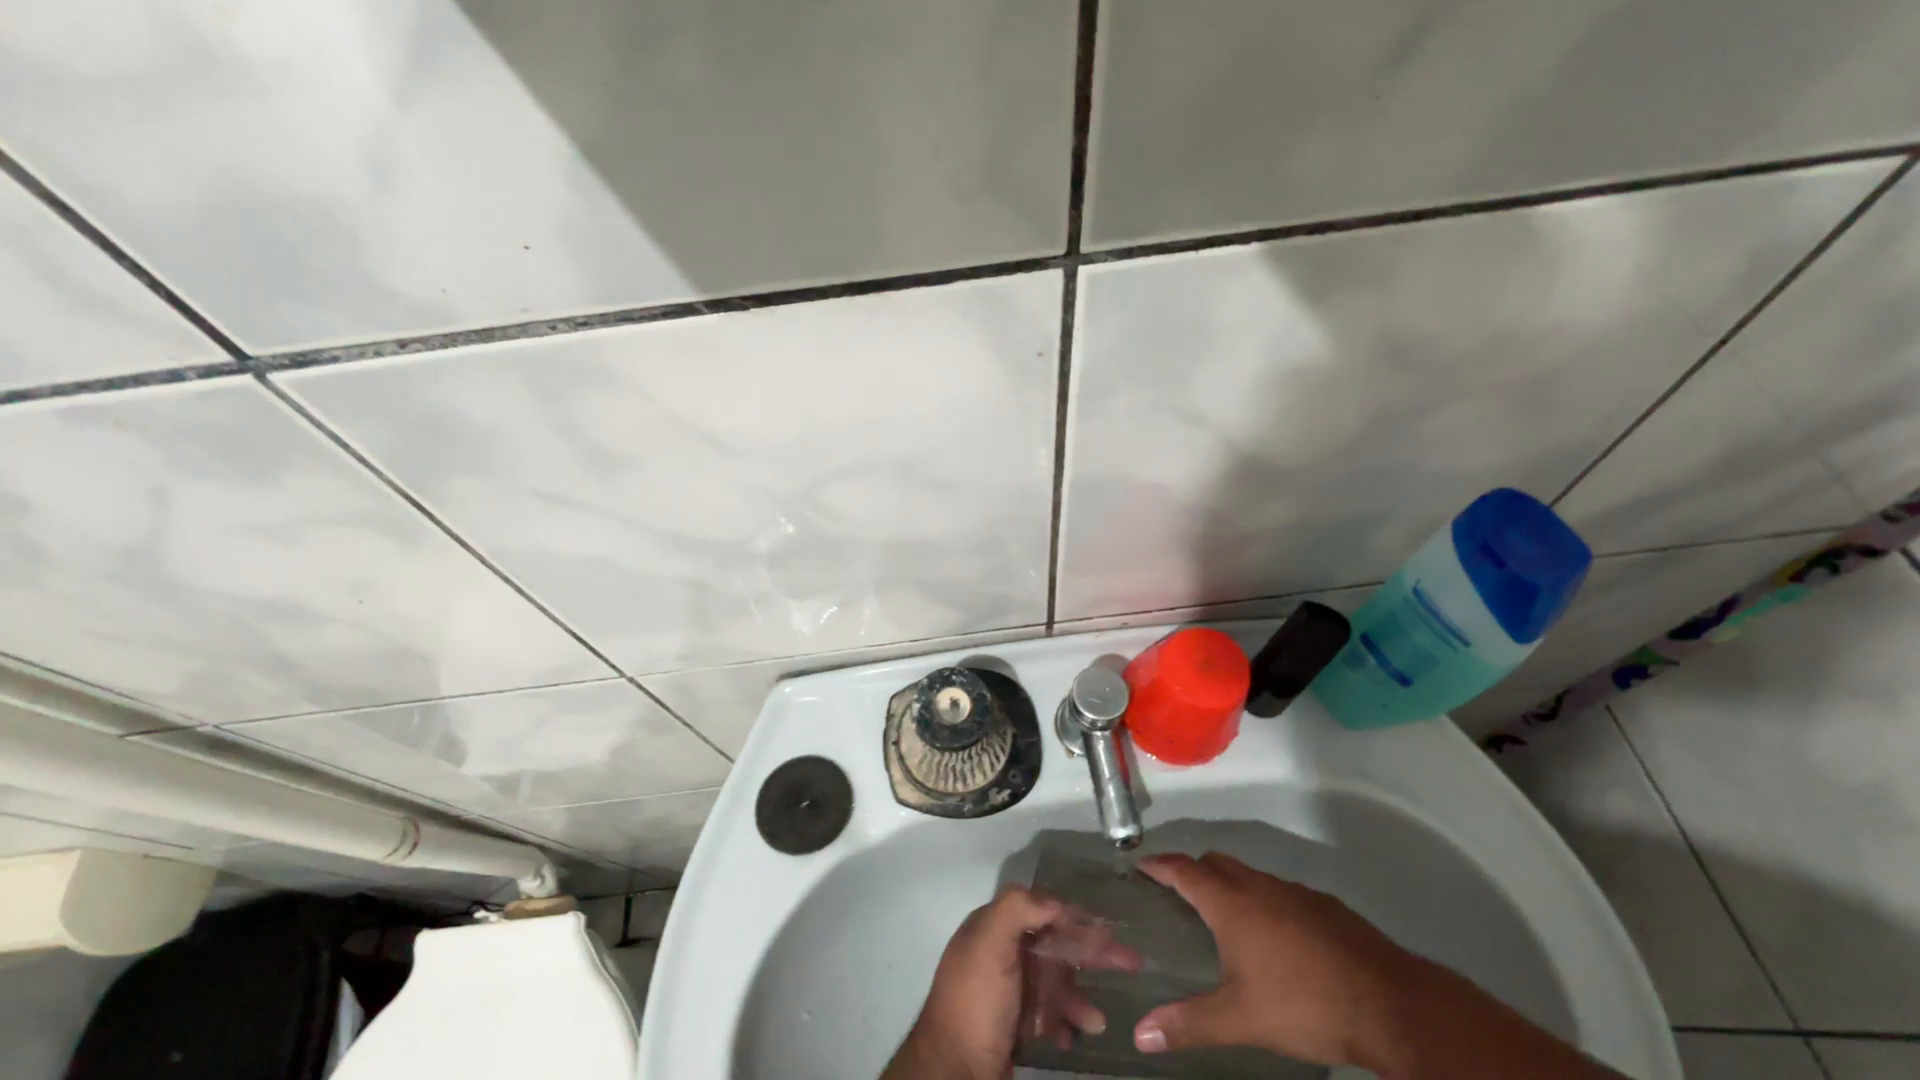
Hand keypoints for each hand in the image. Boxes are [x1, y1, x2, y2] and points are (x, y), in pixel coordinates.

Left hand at [883, 886, 1140, 1079]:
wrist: (955, 1067)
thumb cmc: (975, 1001)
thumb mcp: (989, 943)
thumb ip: (1017, 909)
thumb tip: (1056, 901)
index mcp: (990, 928)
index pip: (1039, 909)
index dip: (1073, 915)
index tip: (1107, 926)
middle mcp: (998, 953)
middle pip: (1052, 944)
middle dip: (1089, 953)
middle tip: (1130, 962)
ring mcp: (1005, 989)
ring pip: (1054, 982)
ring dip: (1078, 997)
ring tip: (1095, 1021)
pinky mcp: (1013, 1022)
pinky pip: (1048, 1014)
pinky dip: (1065, 1022)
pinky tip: (1074, 1035)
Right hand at [1131, 853, 1417, 1067]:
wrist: (1392, 1005)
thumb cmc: (1305, 1005)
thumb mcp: (1240, 1020)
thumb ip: (1188, 1024)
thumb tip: (1140, 1035)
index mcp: (1233, 904)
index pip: (1185, 870)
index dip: (1160, 865)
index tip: (1140, 865)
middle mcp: (1263, 888)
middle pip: (1218, 863)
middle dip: (1194, 871)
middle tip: (1176, 894)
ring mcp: (1300, 895)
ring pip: (1254, 877)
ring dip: (1232, 887)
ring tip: (1222, 920)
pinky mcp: (1329, 909)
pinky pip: (1283, 894)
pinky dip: (1266, 903)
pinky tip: (1275, 940)